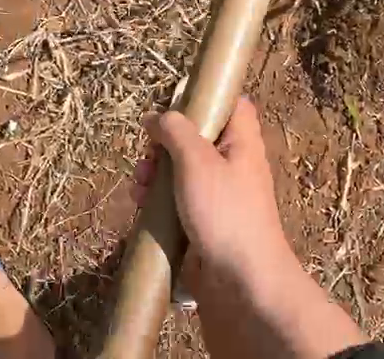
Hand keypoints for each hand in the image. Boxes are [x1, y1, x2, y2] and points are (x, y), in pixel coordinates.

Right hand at [132, 96, 297, 291]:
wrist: (244, 286)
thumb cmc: (225, 212)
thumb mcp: (196, 160)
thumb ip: (174, 130)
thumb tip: (154, 117)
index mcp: (241, 143)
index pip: (232, 105)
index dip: (206, 98)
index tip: (176, 103)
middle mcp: (232, 165)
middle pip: (195, 138)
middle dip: (164, 143)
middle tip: (149, 155)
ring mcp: (219, 197)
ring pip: (181, 171)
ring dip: (155, 173)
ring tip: (140, 185)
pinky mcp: (204, 224)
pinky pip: (177, 201)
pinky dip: (159, 200)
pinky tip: (142, 206)